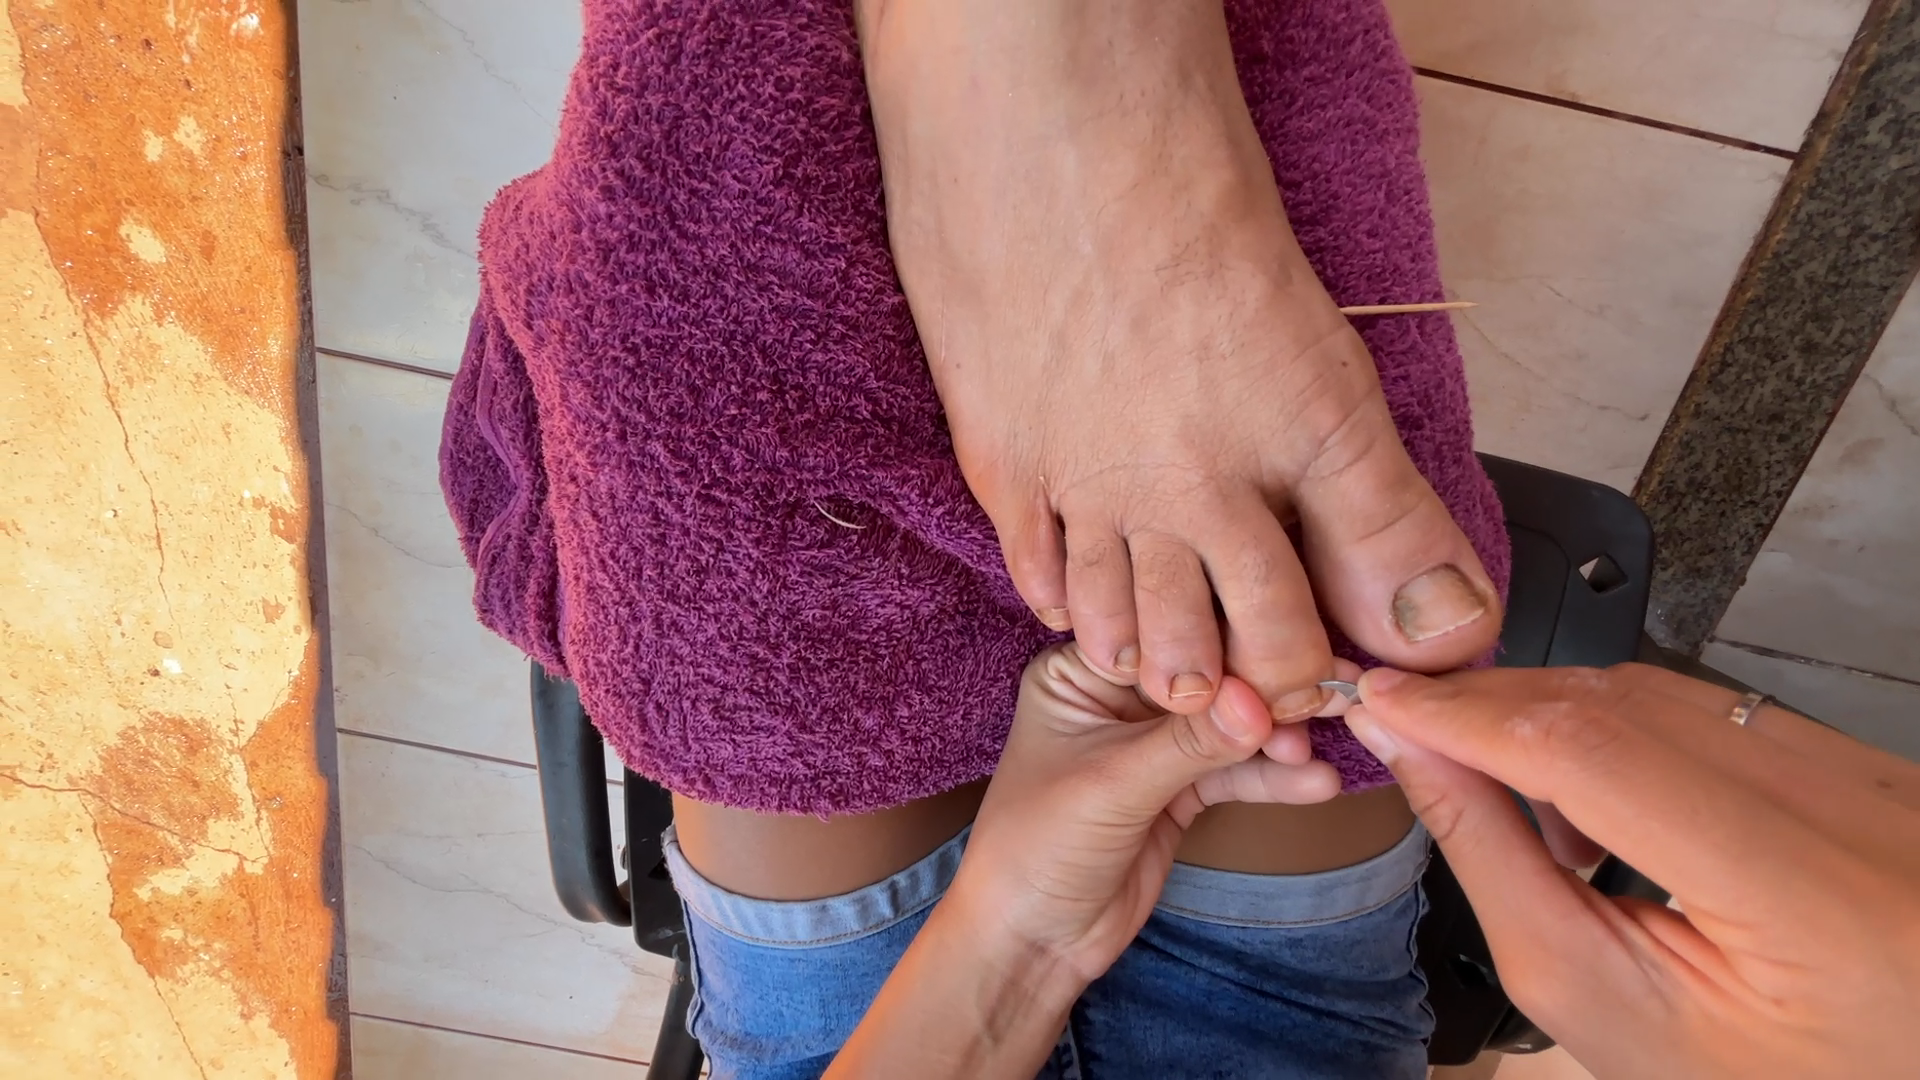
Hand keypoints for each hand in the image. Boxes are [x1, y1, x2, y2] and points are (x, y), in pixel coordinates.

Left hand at [829, 644, 1343, 1077]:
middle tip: (1326, 693)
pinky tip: (1316, 782)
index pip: (1158, 638)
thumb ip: (1188, 744)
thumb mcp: (1112, 783)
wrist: (1033, 938)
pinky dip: (1269, 778)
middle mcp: (1115, 697)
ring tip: (1329, 741)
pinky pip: (1230, 773)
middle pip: (1200, 680)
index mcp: (1078, 671)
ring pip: (1223, 726)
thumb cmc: (1040, 844)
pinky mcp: (1176, 788)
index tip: (1287, 648)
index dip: (1222, 644)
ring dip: (1273, 736)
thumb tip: (1260, 700)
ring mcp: (1149, 744)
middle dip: (1260, 688)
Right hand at [857, 0, 1501, 718]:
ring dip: (1155, 656)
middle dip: (1250, 683)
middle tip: (1257, 710)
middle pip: (1218, 632)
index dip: (1340, 670)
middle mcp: (1175, 487)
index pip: (1322, 616)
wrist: (1039, 115)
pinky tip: (1071, 612)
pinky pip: (1034, 561)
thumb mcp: (1325, 339)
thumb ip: (1377, 495)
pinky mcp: (999, 454)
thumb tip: (1443, 622)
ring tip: (1171, 682)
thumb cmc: (1184, 182)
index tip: (1345, 688)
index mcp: (1277, 450)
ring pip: (1123, 611)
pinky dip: (1062, 600)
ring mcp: (1077, 475)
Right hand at [1345, 664, 1919, 1078]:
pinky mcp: (1864, 764)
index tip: (1374, 695)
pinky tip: (1576, 779)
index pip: (1595, 759)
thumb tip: (1393, 733)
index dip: (1467, 715)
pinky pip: (1695, 703)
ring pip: (1652, 689)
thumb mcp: (1578, 982)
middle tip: (1402, 712)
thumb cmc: (1721, 1071)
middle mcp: (1875, 816)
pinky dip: (1599, 717)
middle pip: (1620, 706)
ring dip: (1533, 706)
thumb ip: (1478, 844)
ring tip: (1485, 765)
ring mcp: (1881, 780)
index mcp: (1820, 906)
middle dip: (1485, 700)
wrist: (1878, 1069)